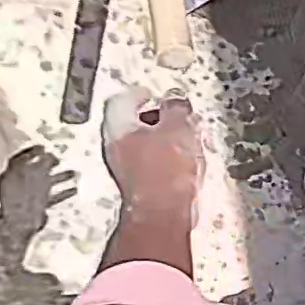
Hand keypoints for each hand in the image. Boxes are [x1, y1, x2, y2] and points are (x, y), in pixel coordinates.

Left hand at [0, 145, 77, 228]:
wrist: (21, 221)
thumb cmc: (22, 196)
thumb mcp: (30, 175)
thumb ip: (39, 163)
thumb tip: (47, 155)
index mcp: (12, 174)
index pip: (20, 158)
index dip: (31, 151)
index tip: (43, 146)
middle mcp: (19, 183)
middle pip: (34, 169)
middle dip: (47, 163)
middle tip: (58, 158)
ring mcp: (29, 194)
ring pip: (46, 182)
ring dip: (59, 177)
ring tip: (74, 173)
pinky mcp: (39, 205)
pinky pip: (53, 196)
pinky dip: (63, 192)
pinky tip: (74, 189)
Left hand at [102, 87, 202, 215]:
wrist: (164, 212)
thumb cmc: (167, 169)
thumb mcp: (178, 129)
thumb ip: (177, 109)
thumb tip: (175, 99)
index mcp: (119, 129)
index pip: (121, 100)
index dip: (140, 93)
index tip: (155, 94)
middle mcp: (117, 146)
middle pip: (133, 121)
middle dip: (156, 116)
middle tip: (177, 114)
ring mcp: (127, 166)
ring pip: (144, 142)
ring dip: (164, 136)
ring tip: (187, 137)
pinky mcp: (142, 182)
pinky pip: (153, 160)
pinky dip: (168, 154)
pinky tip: (185, 159)